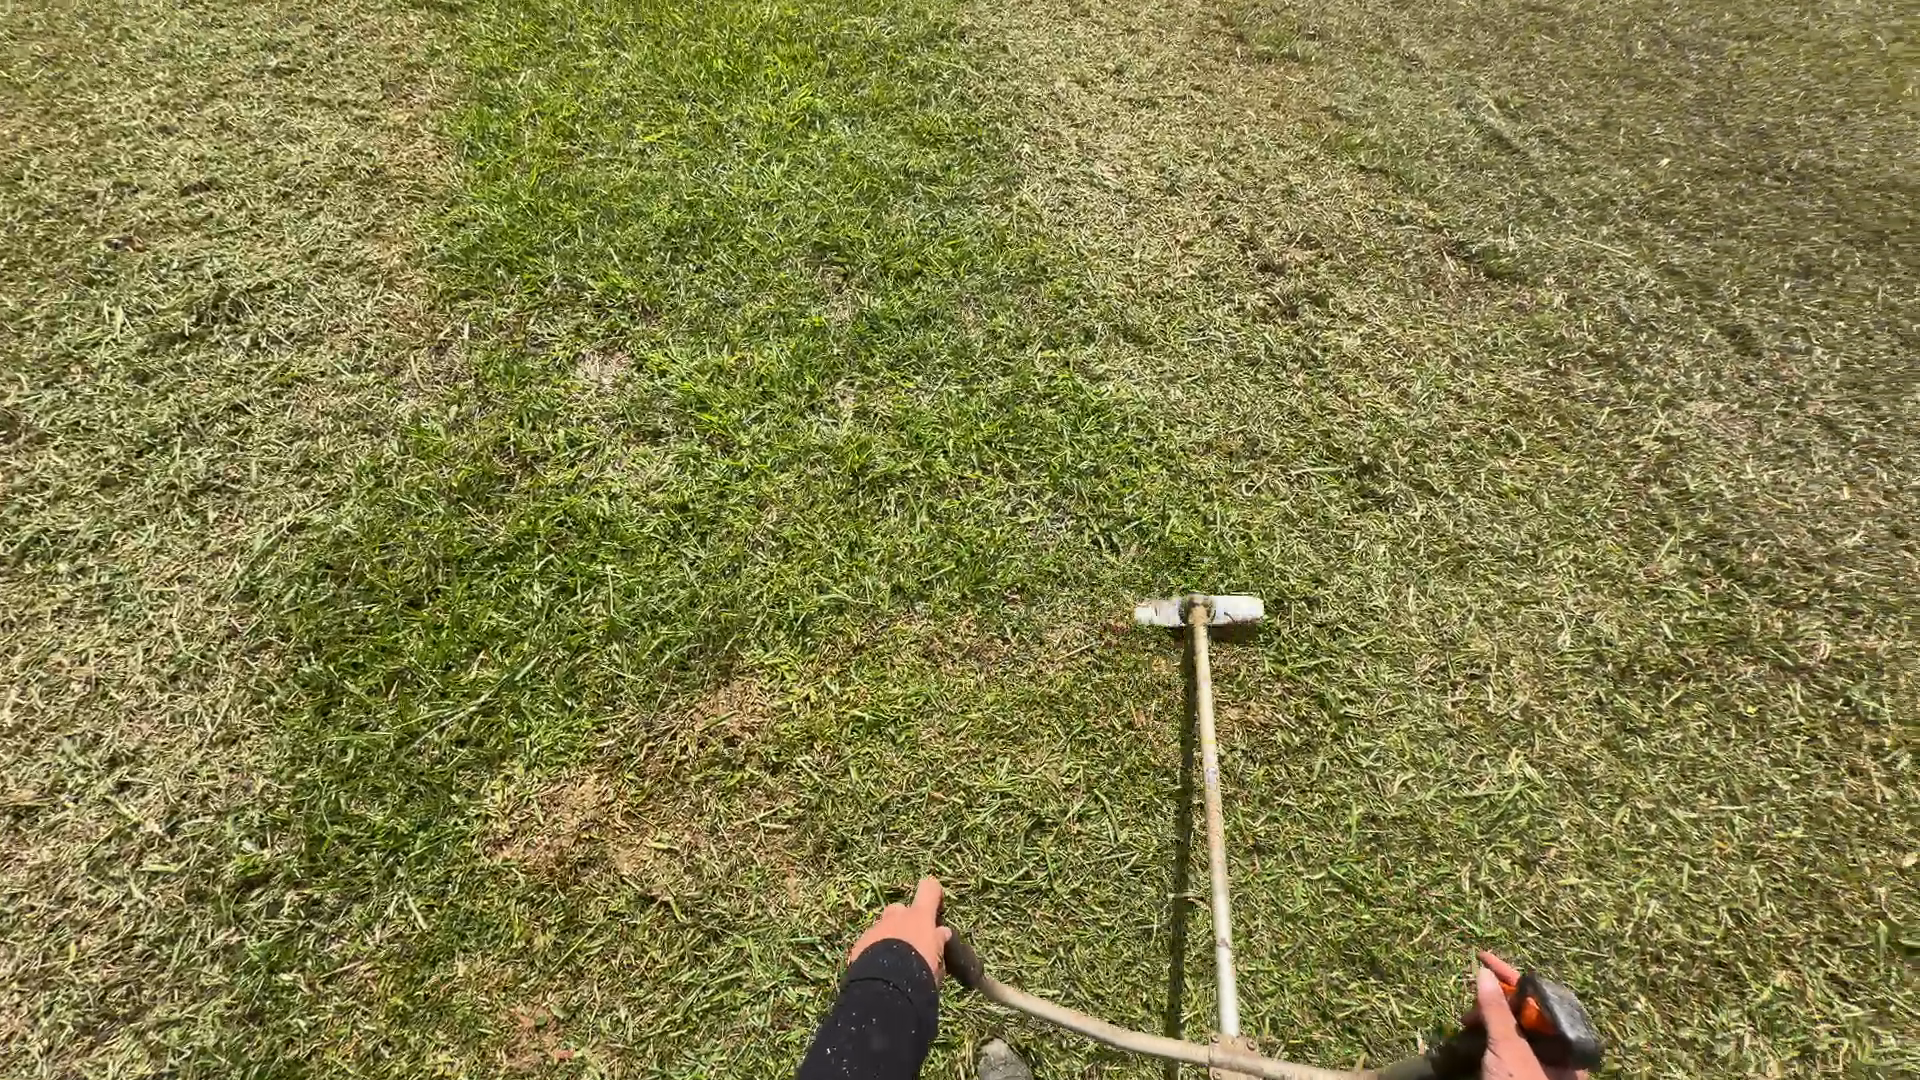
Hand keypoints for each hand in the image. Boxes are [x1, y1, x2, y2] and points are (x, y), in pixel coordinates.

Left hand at [847, 876, 952, 982]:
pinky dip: (873, 953)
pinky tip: (878, 972)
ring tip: (893, 964)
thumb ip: (938, 942)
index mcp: (919, 916)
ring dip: (888, 939)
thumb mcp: (937, 959)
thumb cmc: (919, 971)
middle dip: (904, 922)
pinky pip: (869, 944)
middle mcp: (896, 916)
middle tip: (911, 944)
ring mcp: (876, 928)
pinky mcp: (859, 944)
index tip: (935, 908)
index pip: (929, 889)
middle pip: (901, 909)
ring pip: (883, 927)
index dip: (933, 894)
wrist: (886, 989)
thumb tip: (942, 932)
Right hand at [1472, 951, 1586, 1079]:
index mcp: (1565, 1047)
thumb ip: (1497, 1011)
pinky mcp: (1519, 1070)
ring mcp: (1537, 1063)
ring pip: (1511, 1024)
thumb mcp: (1508, 1049)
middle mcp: (1555, 1053)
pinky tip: (1472, 1033)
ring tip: (1468, 1024)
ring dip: (1486, 1016)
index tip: (1481, 956)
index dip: (1509, 975)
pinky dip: (1486, 1031)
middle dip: (1492, 999)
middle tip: (1470, 1008)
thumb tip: (1485, 972)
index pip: (1538, 998)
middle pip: (1523, 1009)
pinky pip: (1504, 1039)